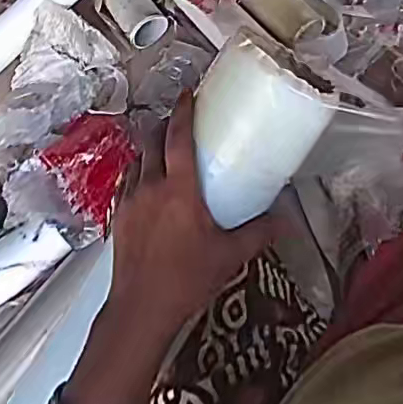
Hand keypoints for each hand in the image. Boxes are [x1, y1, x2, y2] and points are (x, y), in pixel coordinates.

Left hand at [106, 92, 270, 343]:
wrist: (141, 309)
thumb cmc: (187, 280)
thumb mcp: (229, 257)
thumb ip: (257, 234)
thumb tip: (284, 219)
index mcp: (179, 190)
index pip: (178, 138)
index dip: (182, 112)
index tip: (188, 94)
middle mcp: (150, 186)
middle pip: (152, 141)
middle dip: (163, 125)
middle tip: (178, 121)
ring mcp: (130, 200)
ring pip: (137, 160)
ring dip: (149, 149)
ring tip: (164, 150)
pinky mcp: (118, 215)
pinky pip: (127, 182)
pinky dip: (138, 173)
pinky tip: (148, 184)